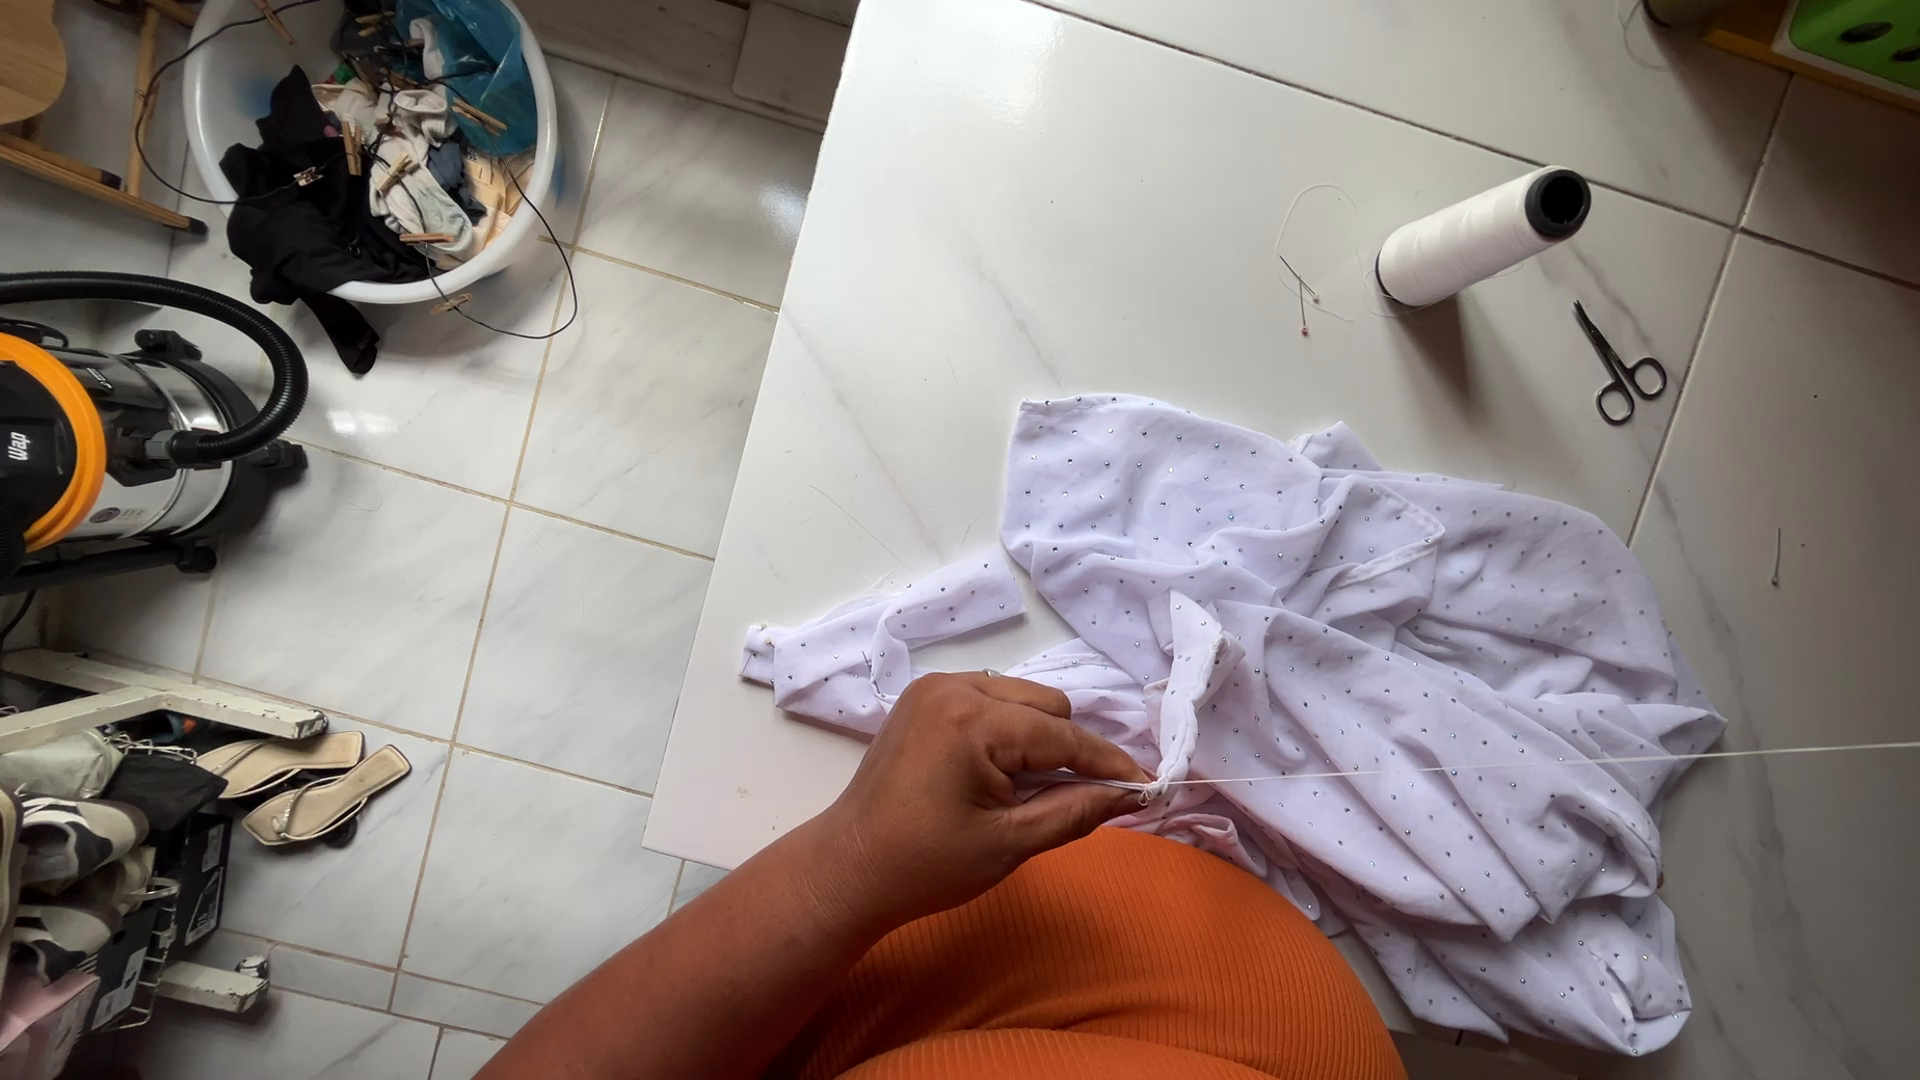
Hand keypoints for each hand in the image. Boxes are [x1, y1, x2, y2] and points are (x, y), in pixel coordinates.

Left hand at [798, 672, 1150, 929]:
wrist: (851, 867)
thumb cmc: (926, 865)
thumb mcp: (1010, 844)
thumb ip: (1075, 811)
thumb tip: (1130, 794)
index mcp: (971, 720)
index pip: (1061, 736)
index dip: (1107, 763)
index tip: (1145, 785)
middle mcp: (954, 686)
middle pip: (1046, 705)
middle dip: (1067, 750)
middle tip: (1065, 798)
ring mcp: (935, 685)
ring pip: (1021, 696)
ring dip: (1038, 736)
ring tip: (1023, 787)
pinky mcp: (924, 695)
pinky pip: (991, 696)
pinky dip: (1008, 726)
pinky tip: (995, 767)